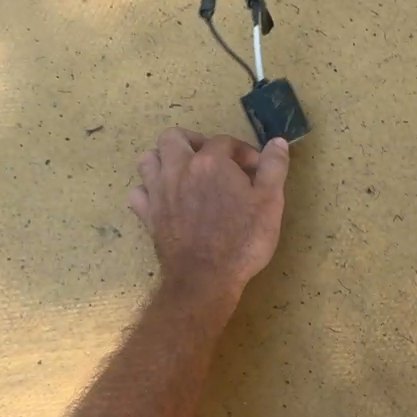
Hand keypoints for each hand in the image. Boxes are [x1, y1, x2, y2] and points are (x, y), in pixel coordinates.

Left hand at [131, 128, 287, 308]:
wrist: (206, 278)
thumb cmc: (243, 241)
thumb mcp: (270, 203)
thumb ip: (274, 168)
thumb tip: (278, 142)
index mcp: (210, 162)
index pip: (225, 142)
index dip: (242, 152)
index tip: (255, 169)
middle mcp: (179, 169)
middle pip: (174, 138)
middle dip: (193, 141)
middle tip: (211, 159)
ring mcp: (159, 192)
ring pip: (149, 160)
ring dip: (165, 159)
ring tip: (183, 173)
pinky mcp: (148, 216)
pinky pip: (139, 193)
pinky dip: (148, 190)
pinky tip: (164, 199)